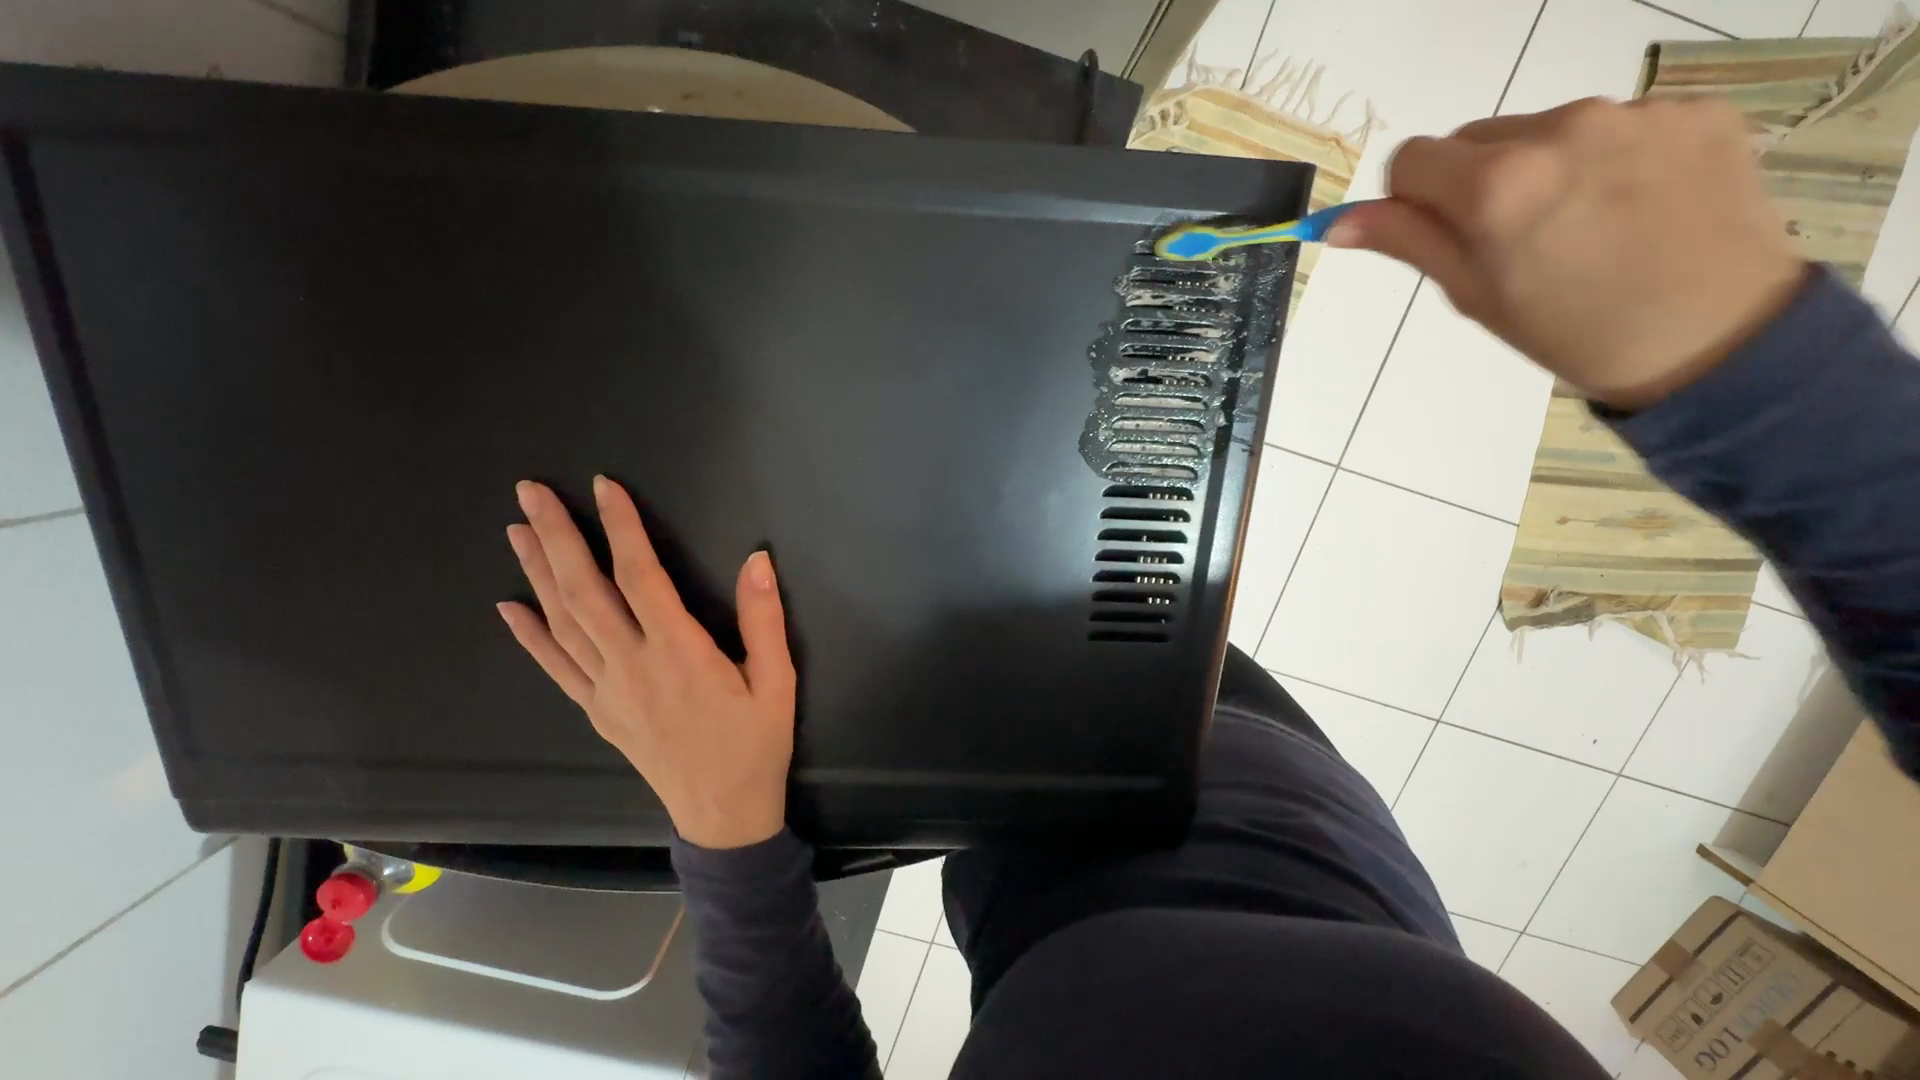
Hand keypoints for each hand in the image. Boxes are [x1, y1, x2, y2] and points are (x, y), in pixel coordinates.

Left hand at [497, 477, 796, 849]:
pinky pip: (555, 668)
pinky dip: (530, 636)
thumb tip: (757, 559)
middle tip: (530, 492)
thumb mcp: (777, 681)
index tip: (605, 487)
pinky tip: (509, 607)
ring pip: (562, 623)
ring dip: (537, 574)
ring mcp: (606, 691)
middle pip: (584, 591)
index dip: (621, 528)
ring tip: (517, 530)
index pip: (640, 576)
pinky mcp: (596, 712)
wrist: (723, 815)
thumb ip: (764, 619)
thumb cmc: (755, 744)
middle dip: (557, 537)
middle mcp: (632, 666)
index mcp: (679, 653)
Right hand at [1326, 96, 1804, 408]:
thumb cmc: (1574, 333)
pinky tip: (1634, 206)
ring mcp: (1635, 113)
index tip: (1445, 234)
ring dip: (1544, 167)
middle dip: (1478, 181)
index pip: (1411, 159)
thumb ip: (1407, 242)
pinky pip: (1617, 123)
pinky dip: (1610, 158)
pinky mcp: (1695, 109)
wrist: (1716, 339)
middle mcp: (1561, 128)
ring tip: (1584, 226)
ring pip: (1546, 128)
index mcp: (1496, 184)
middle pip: (1476, 138)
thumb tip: (1338, 222)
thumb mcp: (1474, 295)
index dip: (1414, 199)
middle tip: (1517, 240)